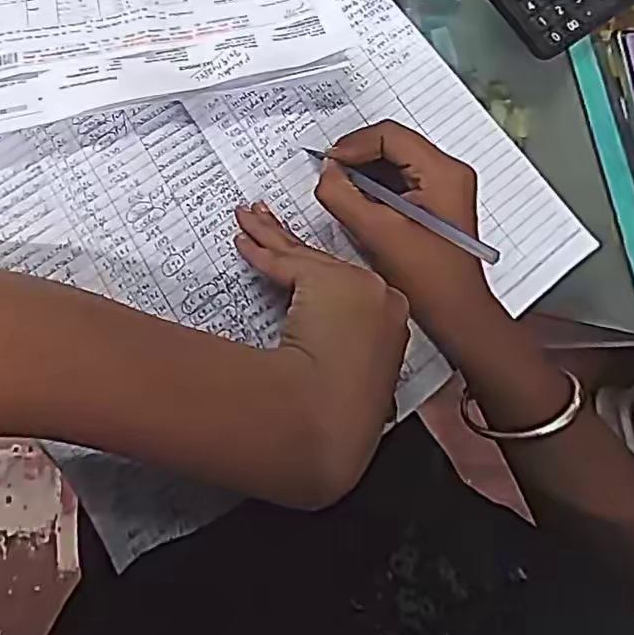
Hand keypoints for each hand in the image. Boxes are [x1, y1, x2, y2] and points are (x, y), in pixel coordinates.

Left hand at [234, 202, 407, 428]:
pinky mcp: (325, 280)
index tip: (299, 256)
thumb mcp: (351, 370)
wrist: (333, 415)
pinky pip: (282, 261)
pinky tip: (242, 240)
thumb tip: (320, 340)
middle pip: (323, 260)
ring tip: (247, 219)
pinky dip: (259, 251)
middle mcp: (380, 295)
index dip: (315, 266)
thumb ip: (343, 343)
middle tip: (267, 219)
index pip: (345, 281)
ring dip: (269, 234)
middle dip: (289, 240)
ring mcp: (356, 284)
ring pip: (301, 252)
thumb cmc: (342, 408)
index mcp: (391, 318)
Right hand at [314, 120, 487, 305]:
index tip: (331, 162)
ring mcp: (443, 184)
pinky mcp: (433, 197)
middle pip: (392, 142)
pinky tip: (359, 201)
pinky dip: (373, 183)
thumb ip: (342, 195)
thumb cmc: (429, 278)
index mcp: (442, 174)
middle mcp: (448, 172)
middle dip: (357, 155)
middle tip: (332, 172)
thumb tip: (327, 172)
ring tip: (343, 189)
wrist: (454, 310)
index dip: (353, 144)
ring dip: (363, 170)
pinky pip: (397, 176)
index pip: (389, 135)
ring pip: (392, 158)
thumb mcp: (375, 232)